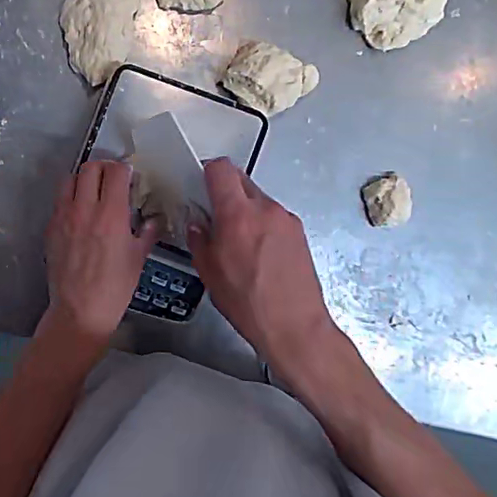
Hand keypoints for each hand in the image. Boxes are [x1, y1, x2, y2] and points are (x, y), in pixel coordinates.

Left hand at [42, 160, 158, 340]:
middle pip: (91, 168)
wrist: (80, 311)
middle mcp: (85, 210)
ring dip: (83, 179)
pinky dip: (70, 199)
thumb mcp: (139, 258)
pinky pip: (59, 202)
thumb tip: (152, 220)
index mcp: (111, 215)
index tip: (129, 176)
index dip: (125, 169)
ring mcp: (64, 218)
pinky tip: (79, 213)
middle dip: (104, 167)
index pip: (116, 172)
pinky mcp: (51, 228)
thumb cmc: (114, 288)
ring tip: (92, 190)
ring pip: (70, 179)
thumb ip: (147, 232)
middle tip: (112, 177)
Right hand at [187, 159, 336, 373]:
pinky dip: (262, 224)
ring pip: (258, 198)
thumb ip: (200, 240)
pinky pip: (273, 216)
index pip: (221, 169)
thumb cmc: (253, 304)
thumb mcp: (209, 273)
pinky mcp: (298, 231)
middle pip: (241, 180)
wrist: (294, 326)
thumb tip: (197, 227)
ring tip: (237, 241)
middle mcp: (265, 209)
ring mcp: (285, 219)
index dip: (208, 171)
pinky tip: (256, 251)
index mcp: (237, 214)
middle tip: (214, 213)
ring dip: (245, 210)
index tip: (202, 181)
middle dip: (225, 191)